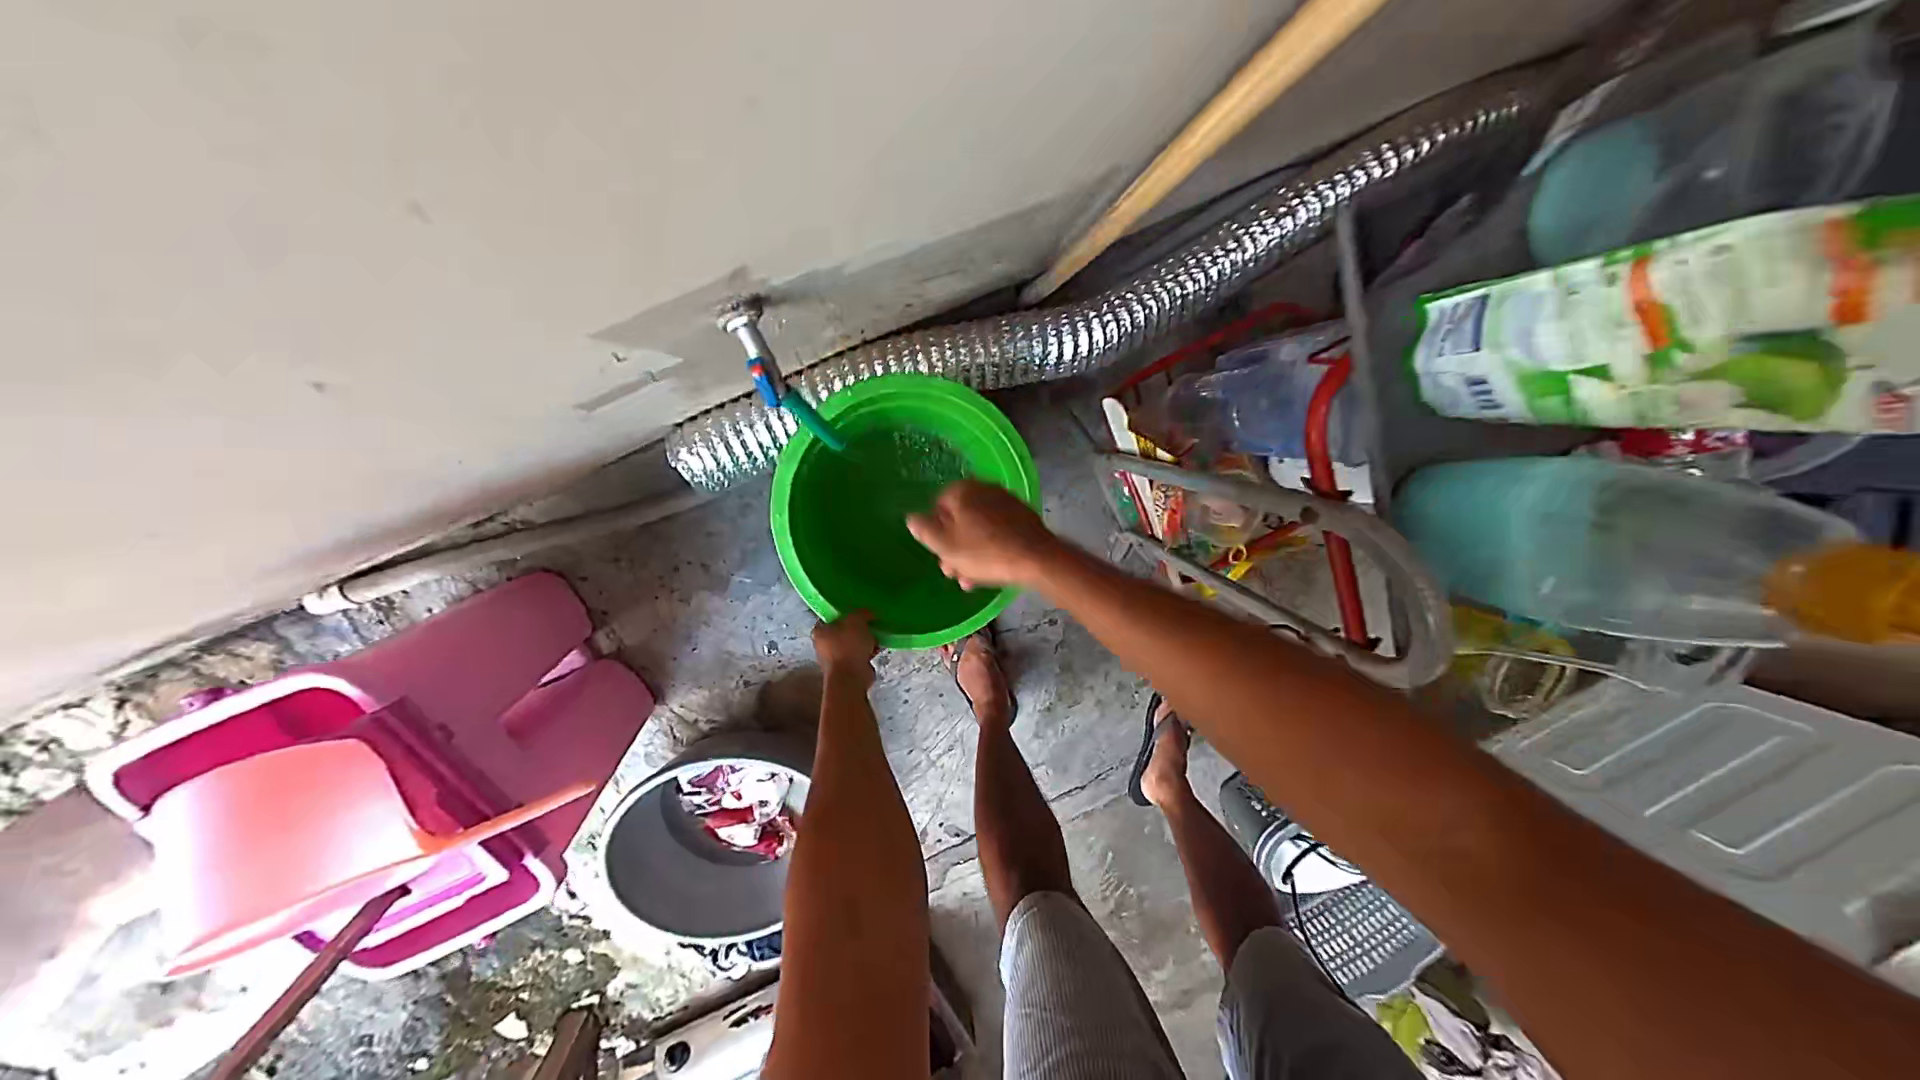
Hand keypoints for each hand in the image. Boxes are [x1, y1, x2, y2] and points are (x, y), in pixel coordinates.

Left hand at [813, 611, 877, 681]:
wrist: (851, 677)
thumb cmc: (848, 646)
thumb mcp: (857, 620)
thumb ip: (862, 613)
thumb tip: (868, 613)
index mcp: (819, 631)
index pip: (831, 617)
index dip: (845, 614)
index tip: (858, 613)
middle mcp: (823, 645)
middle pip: (843, 631)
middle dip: (858, 630)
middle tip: (869, 626)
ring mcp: (834, 660)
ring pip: (851, 645)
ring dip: (864, 642)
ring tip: (875, 640)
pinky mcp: (845, 670)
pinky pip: (858, 657)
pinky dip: (867, 654)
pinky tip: (876, 651)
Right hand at [905, 479, 1060, 590]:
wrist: (1037, 559)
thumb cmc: (985, 553)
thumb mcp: (945, 546)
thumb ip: (924, 530)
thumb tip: (912, 518)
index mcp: (963, 490)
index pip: (938, 504)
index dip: (935, 530)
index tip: (938, 551)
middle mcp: (985, 489)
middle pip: (960, 518)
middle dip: (954, 546)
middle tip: (953, 571)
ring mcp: (1007, 502)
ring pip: (980, 528)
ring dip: (972, 552)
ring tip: (971, 579)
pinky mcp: (1024, 518)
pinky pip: (999, 532)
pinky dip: (992, 548)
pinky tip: (992, 571)